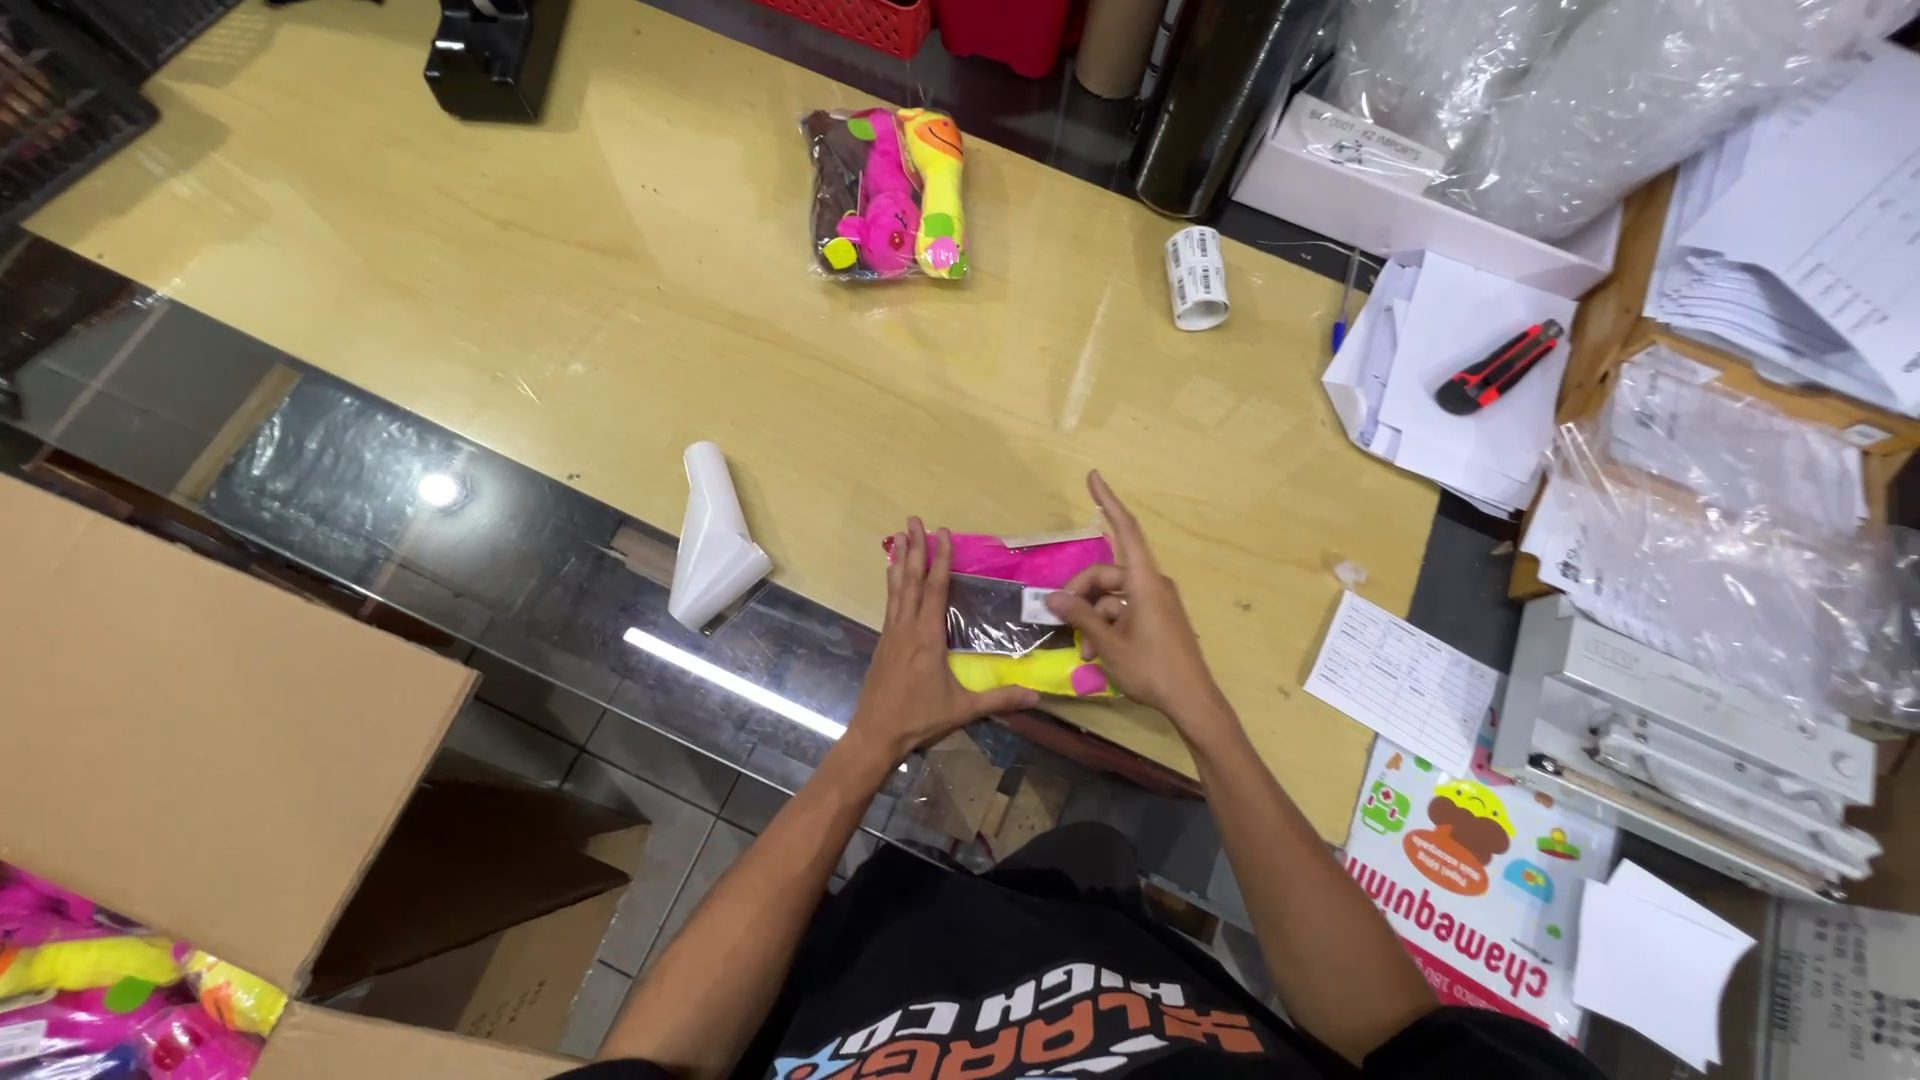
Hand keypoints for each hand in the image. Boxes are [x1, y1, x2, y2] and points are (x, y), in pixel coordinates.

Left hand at [846, 518, 1039, 767]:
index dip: (940, 560)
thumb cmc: (919, 719)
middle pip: (911, 580)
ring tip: (898, 536)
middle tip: (912, 519)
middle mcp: (907, 628)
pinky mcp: (883, 643)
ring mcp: (891, 634)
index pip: (936, 590)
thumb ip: (1000, 699)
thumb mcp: (963, 709)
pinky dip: (892, 584)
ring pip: (896, 589)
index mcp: (928, 638)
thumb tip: (1037, 695)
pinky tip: (891, 574)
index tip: (943, 533)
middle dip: (914, 548)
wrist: (875, 733)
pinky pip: (889, 604)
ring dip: (899, 560)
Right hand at [1045, 472, 1231, 733]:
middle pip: (1106, 574)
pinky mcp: (1156, 621)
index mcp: (1145, 582)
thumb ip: (1080, 616)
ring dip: (1092, 619)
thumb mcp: (1109, 643)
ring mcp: (1156, 604)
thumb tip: (1052, 597)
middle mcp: (1151, 585)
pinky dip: (1106, 628)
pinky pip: (1123, 613)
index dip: (1109, 502)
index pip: (1126, 531)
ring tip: (1083, 650)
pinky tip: (1095, 654)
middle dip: (1080, 594)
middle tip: (1059, 617)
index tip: (1094, 476)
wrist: (1192, 701)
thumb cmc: (1152, 668)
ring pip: (1112, 598)